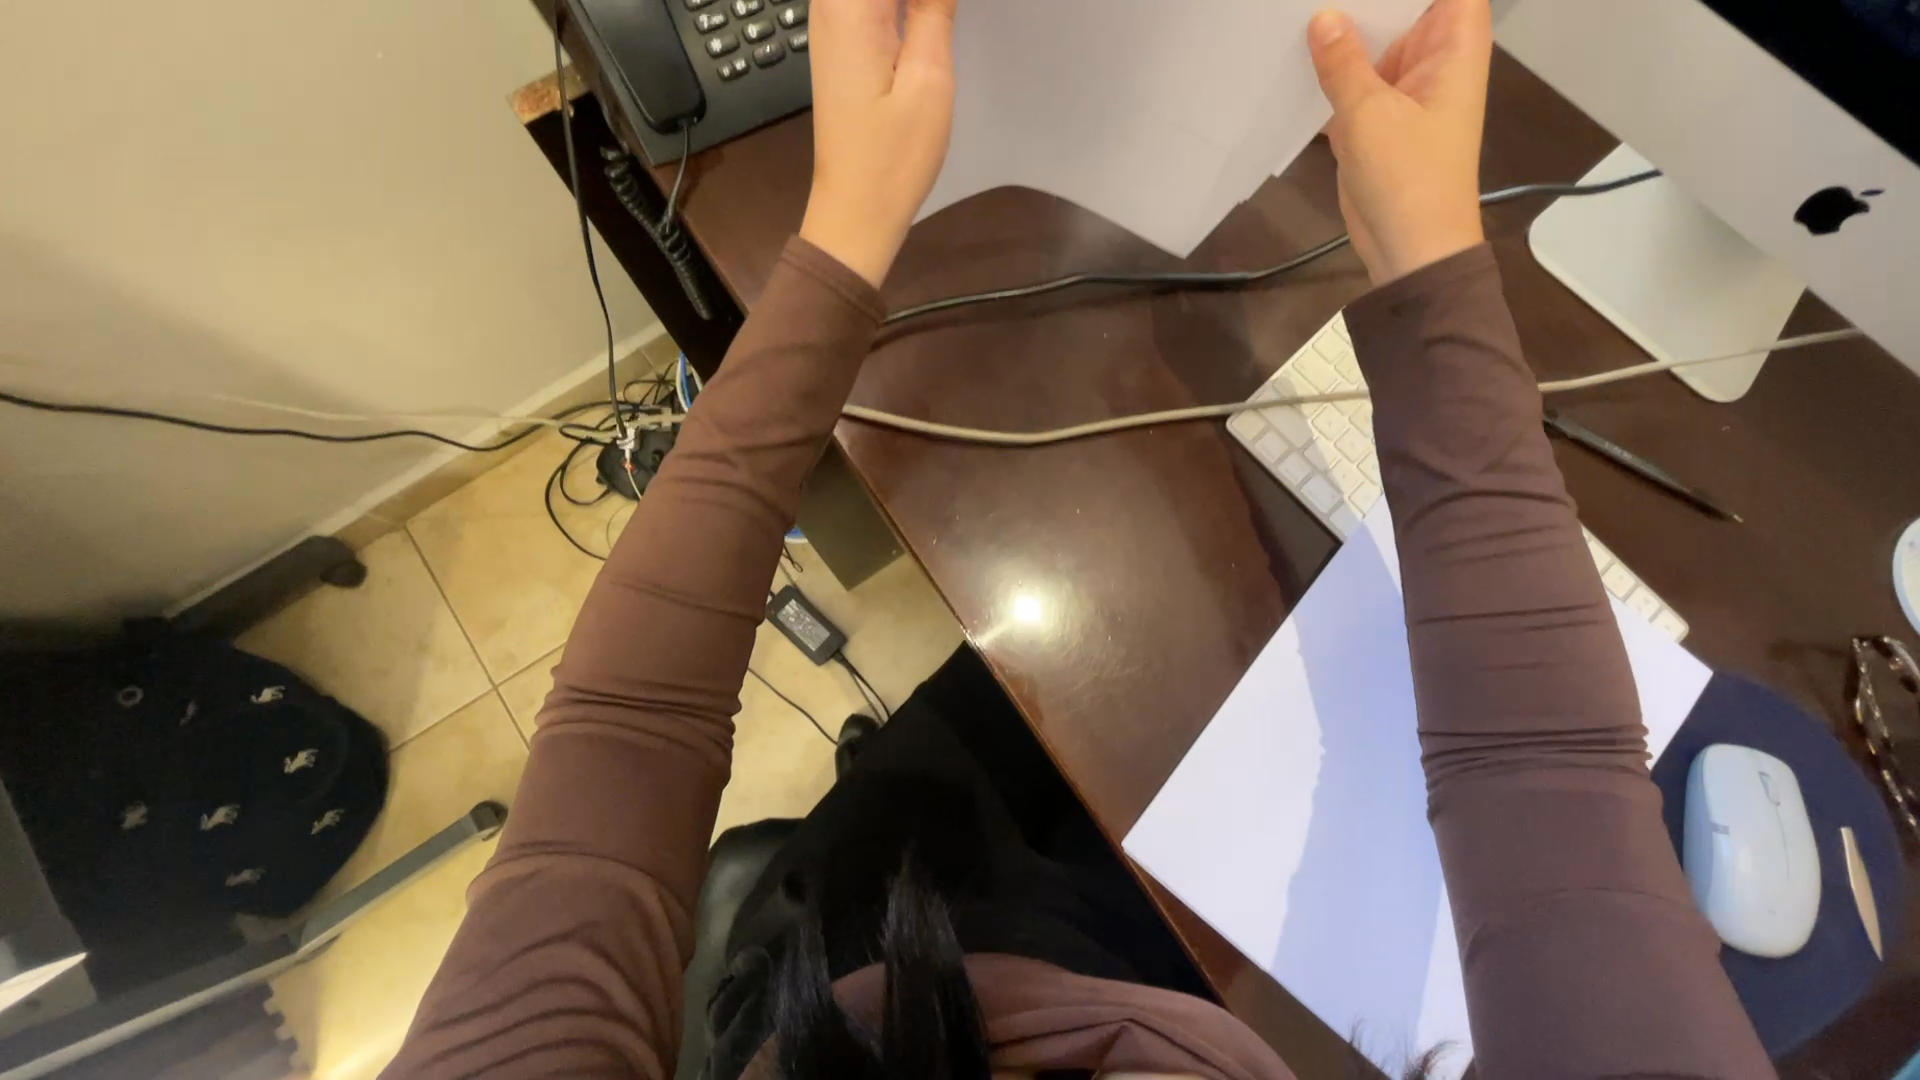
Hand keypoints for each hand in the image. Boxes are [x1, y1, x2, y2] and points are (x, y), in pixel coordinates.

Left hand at [799, 0, 959, 288]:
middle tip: (947, 13)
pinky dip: (905, 4)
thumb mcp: (928, 79)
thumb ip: (934, 5)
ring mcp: (831, 24)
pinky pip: (870, 2)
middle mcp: (830, 5)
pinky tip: (931, 15)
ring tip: (943, 16)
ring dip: (917, 2)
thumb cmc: (891, 160)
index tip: (947, 7)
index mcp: (849, 4)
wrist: (854, 213)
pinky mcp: (842, 44)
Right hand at [1308, 0, 1492, 284]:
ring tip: (1295, 20)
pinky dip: (1329, 79)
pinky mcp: (1378, 121)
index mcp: (1453, 42)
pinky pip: (1353, 86)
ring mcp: (1404, 90)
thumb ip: (1343, 64)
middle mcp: (1433, 57)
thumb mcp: (1368, 114)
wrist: (1410, 247)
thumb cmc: (1406, 177)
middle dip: (1357, 4)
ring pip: (1371, 48)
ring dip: (1339, 40)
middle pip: (1398, 9)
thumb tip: (1322, 18)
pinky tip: (1293, 65)